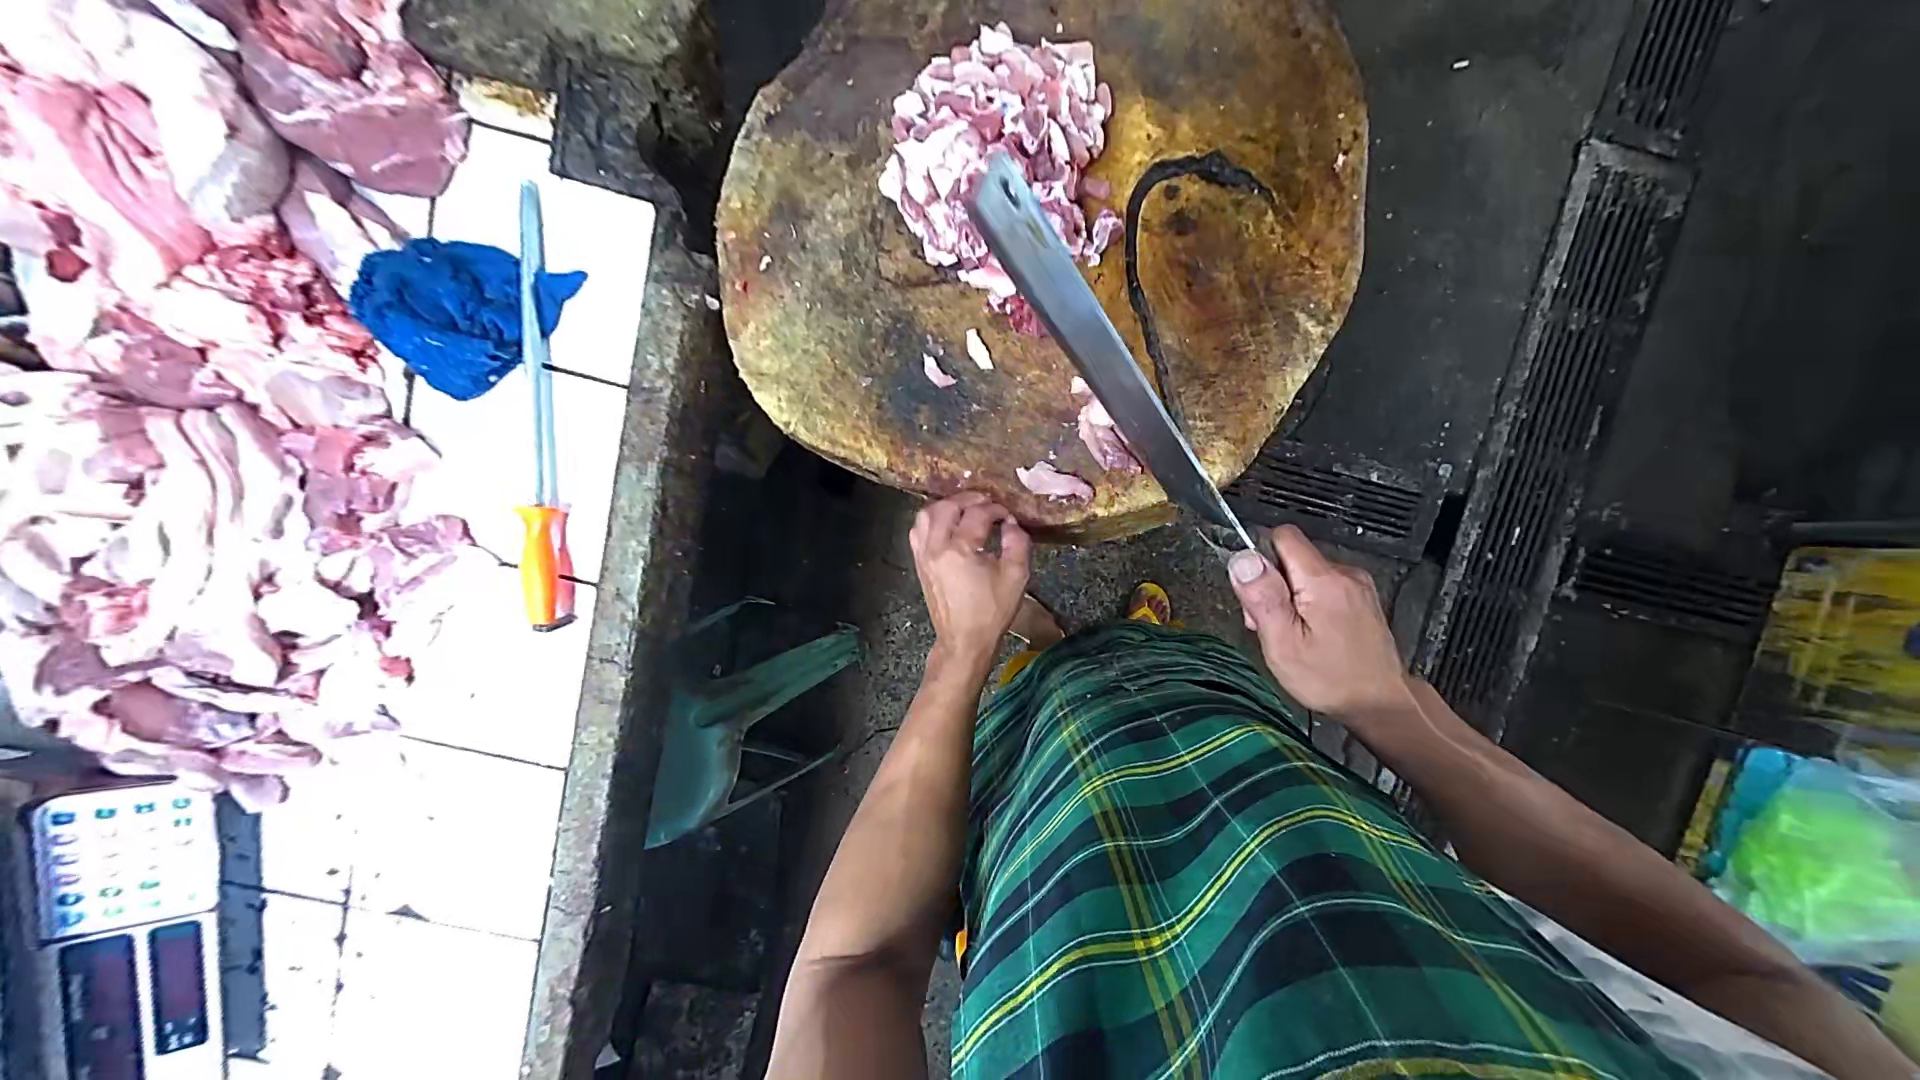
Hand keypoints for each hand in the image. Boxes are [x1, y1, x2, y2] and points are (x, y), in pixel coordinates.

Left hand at [909, 492, 1031, 663]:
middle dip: (969, 499)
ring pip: (926, 515)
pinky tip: (947, 524)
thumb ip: (1017, 542)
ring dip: (946, 506)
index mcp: (960, 550)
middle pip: (947, 506)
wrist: (964, 639)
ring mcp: (923, 555)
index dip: (996, 509)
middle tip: (987, 502)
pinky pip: (918, 530)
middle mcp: (936, 547)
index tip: (1007, 516)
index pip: (978, 514)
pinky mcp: (919, 563)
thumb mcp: (1016, 576)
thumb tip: (1011, 523)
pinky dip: (931, 520)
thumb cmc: (991, 611)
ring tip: (965, 509)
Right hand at [1226, 525, 1412, 716]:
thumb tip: (1243, 559)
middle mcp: (1345, 574)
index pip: (1282, 536)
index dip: (1261, 560)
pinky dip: (1306, 604)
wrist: (1378, 703)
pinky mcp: (1358, 596)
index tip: (1260, 592)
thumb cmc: (1332, 679)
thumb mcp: (1282, 642)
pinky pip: (1319, 585)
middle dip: (1272, 585)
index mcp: (1323, 581)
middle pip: (1289, 557)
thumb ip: (1262, 596)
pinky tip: (1309, 633)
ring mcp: (1355, 585)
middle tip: (1275, 625)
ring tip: (1293, 634)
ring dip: (1288, 597)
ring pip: (1302, 572)